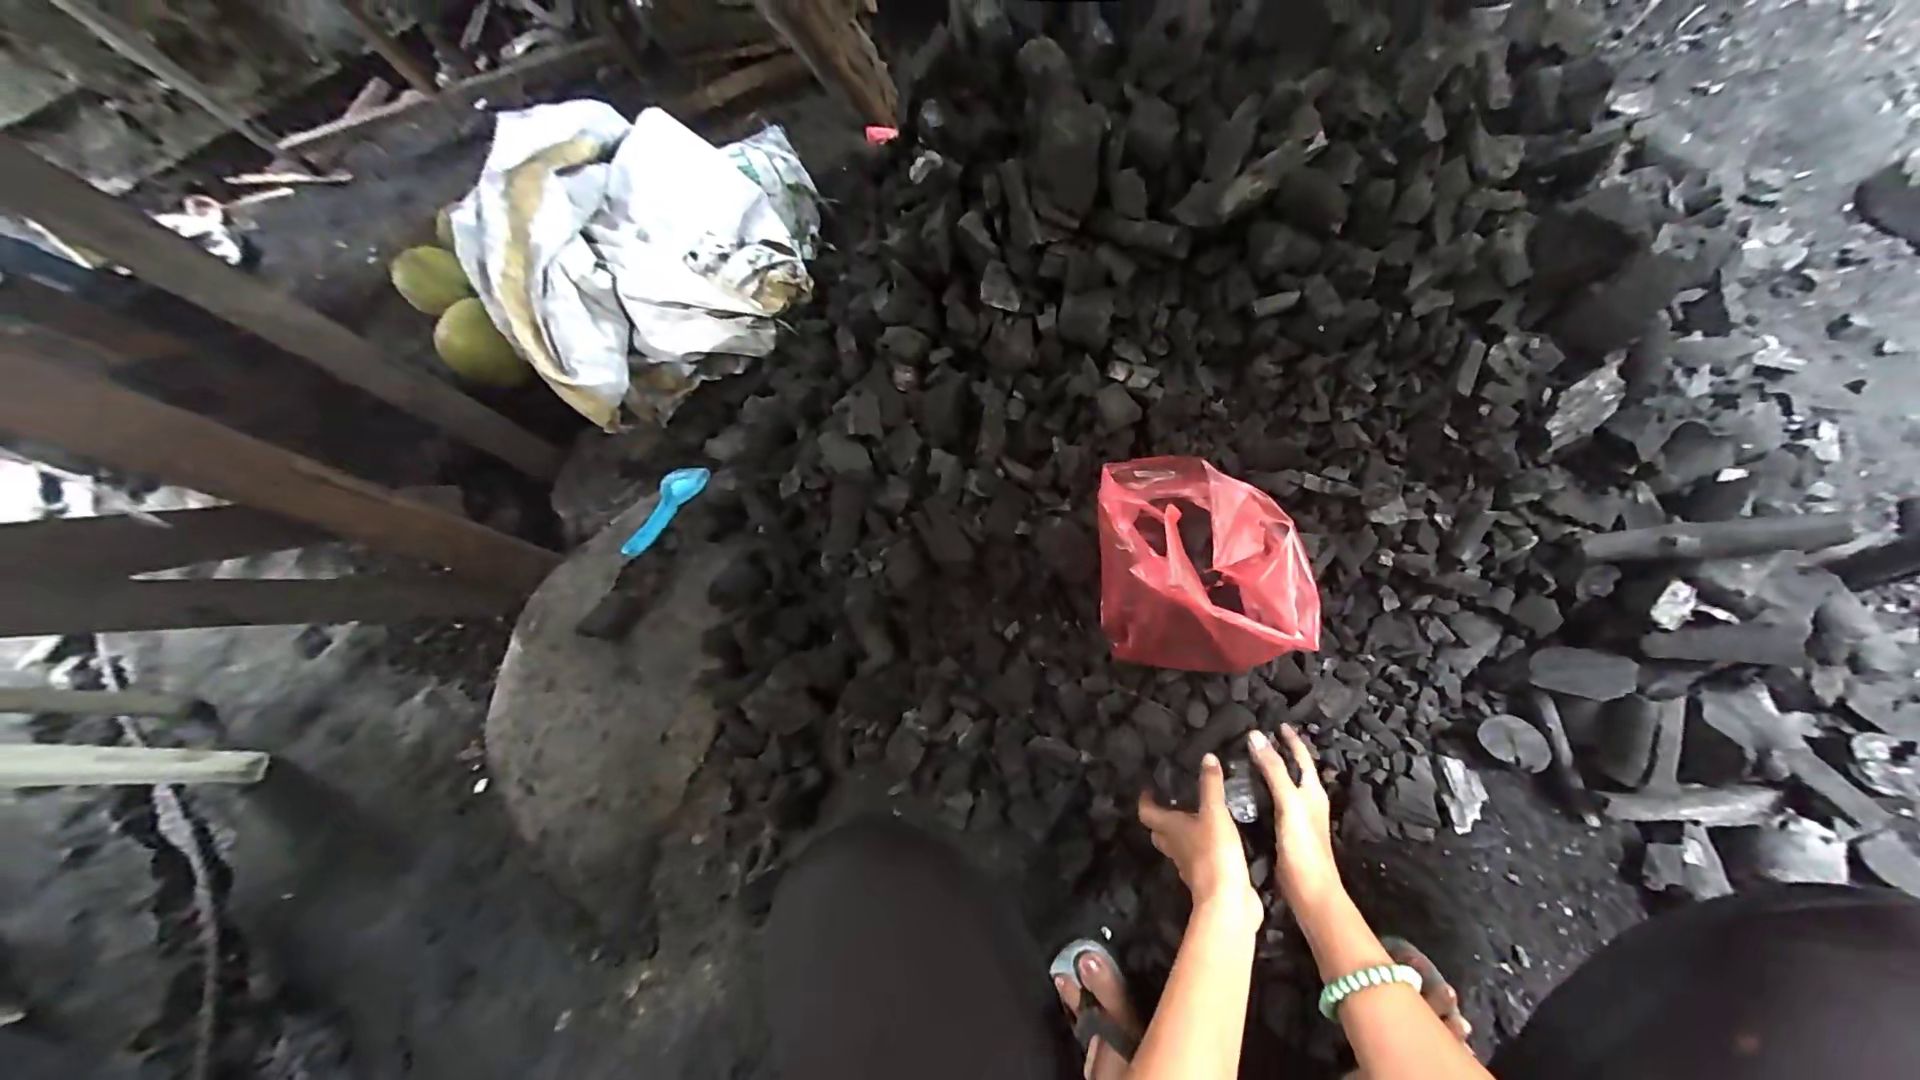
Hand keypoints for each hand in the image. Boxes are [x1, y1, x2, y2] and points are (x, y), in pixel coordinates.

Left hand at [1138, 754, 1260, 921]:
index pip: (1146, 812)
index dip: (1145, 800)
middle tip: (1174, 802)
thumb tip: (1207, 757)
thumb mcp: (1215, 813)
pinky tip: (1217, 842)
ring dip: (1182, 834)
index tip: (1149, 788)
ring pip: (1177, 846)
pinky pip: (1197, 860)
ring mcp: (1188, 866)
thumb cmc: (1214, 852)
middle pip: (1159, 831)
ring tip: (1197, 818)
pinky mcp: (1205, 879)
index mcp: (1169, 828)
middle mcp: (1174, 846)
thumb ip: (1211, 786)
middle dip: (1162, 817)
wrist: (1228, 902)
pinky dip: (1201, 849)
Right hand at [1248, 726, 1340, 913]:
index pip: (1302, 756)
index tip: (1275, 722)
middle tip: (1253, 737)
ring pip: (1280, 785)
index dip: (1290, 739)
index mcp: (1312, 792)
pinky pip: (1269, 801)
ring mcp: (1295, 817)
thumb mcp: (1289, 803)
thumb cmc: (1304, 846)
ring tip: (1244, 758)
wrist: (1311, 893)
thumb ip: (1274, 771)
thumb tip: (1256, 735)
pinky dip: (1258, 790)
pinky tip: (1243, 791)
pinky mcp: (1283, 831)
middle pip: (1292, 769)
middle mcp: (1306, 801)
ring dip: (1266, 770)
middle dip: (1277, 752)